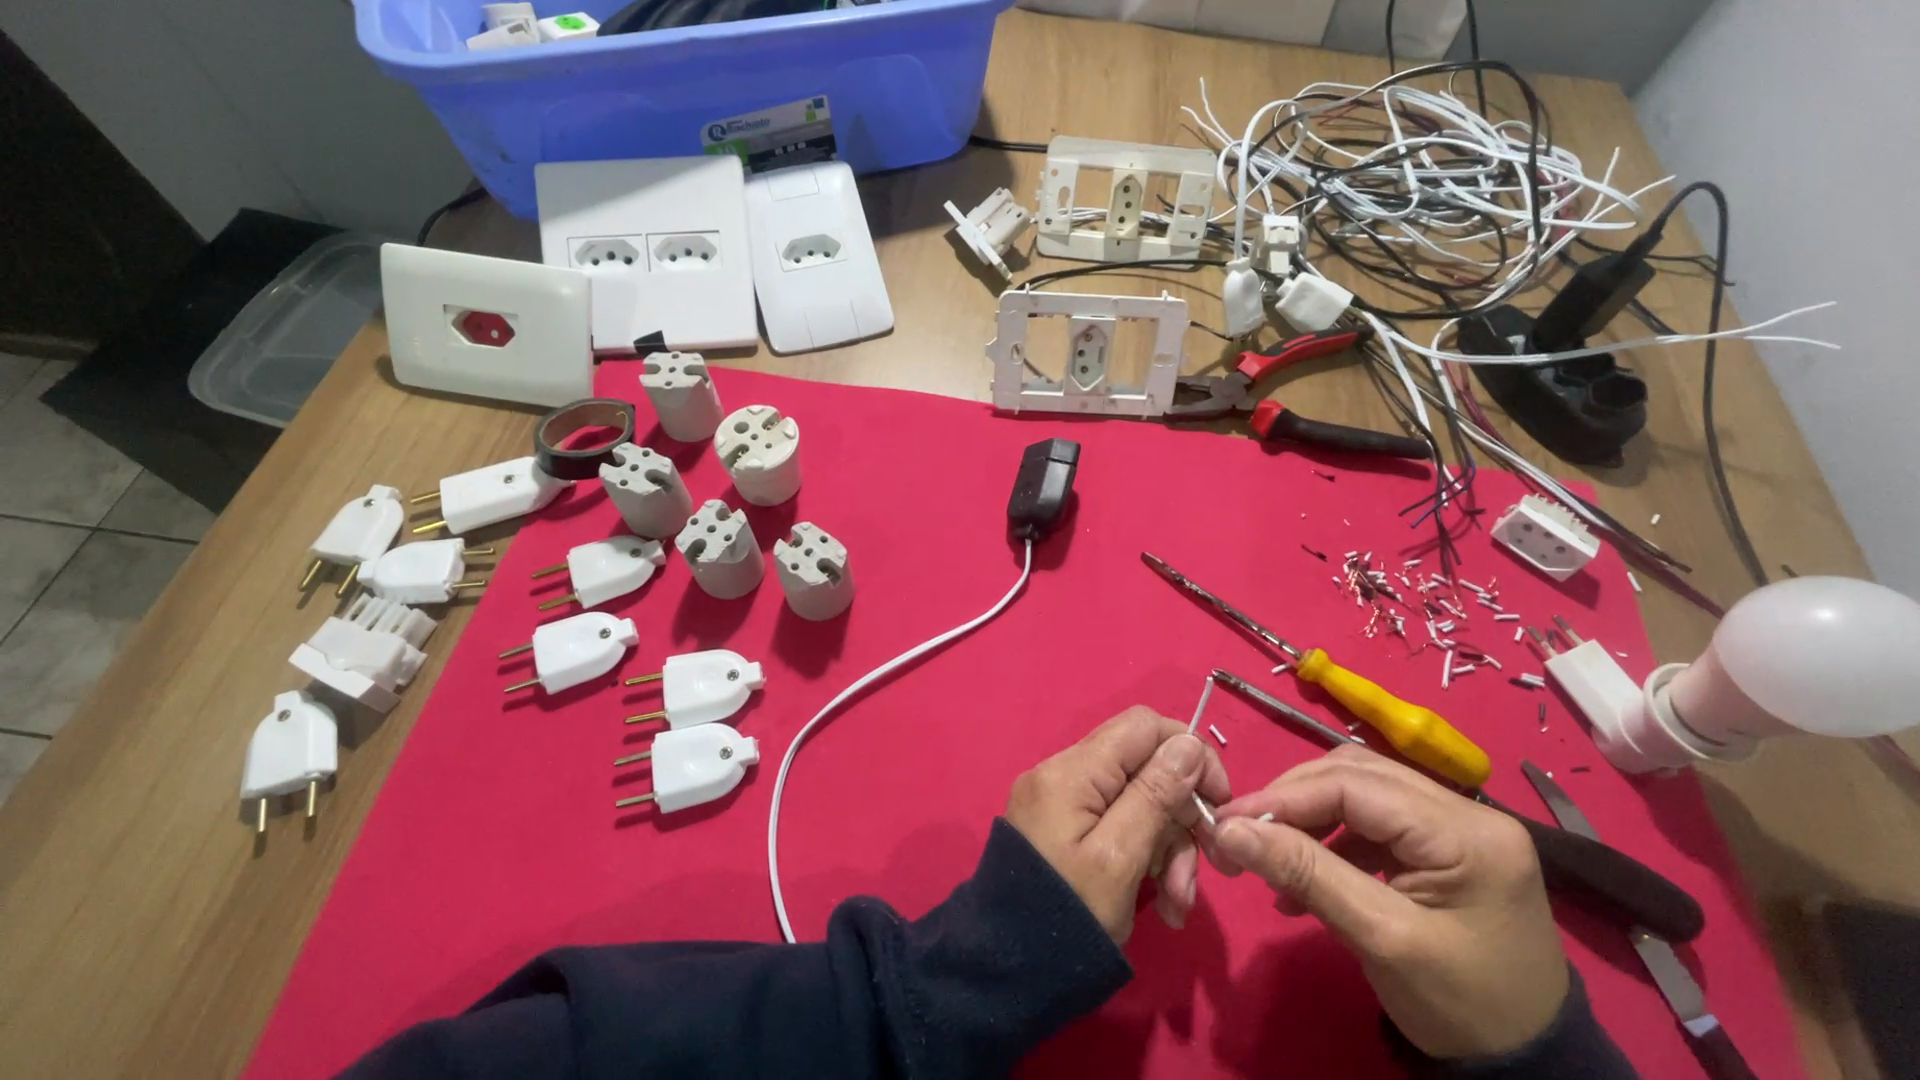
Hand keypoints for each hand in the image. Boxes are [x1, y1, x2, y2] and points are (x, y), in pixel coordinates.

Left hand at [1006, 707, 1230, 942]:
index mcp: (1073, 772)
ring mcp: (1062, 805)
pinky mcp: (1064, 832)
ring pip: (1138, 805)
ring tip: (1178, 906)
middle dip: (1182, 819)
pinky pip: (1117, 829)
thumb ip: (1155, 796)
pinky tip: (1163, 905)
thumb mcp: (1121, 858)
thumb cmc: (1068, 916)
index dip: (1190, 754)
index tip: (1219, 802)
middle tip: (1212, 869)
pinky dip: (1144, 860)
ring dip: (1169, 851)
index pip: (1143, 727)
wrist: (1006, 973)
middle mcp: (1064, 775)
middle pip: (1145, 770)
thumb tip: (1189, 743)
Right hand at [1204, 745, 1568, 1059]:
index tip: (1226, 821)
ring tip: (1268, 857)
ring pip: (1362, 793)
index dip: (1284, 798)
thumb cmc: (1462, 1006)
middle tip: (1239, 834)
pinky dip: (1332, 841)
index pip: (1356, 786)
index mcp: (1466, 831)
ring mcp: (1461, 827)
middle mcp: (1469, 812)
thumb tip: (1228, 830)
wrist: (1528, 1063)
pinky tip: (1306, 880)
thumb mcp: (1381, 939)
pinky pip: (1375, 823)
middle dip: (1291, 801)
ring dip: (1309, 818)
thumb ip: (1306, 874)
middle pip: (1357, 776)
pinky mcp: (1448, 847)